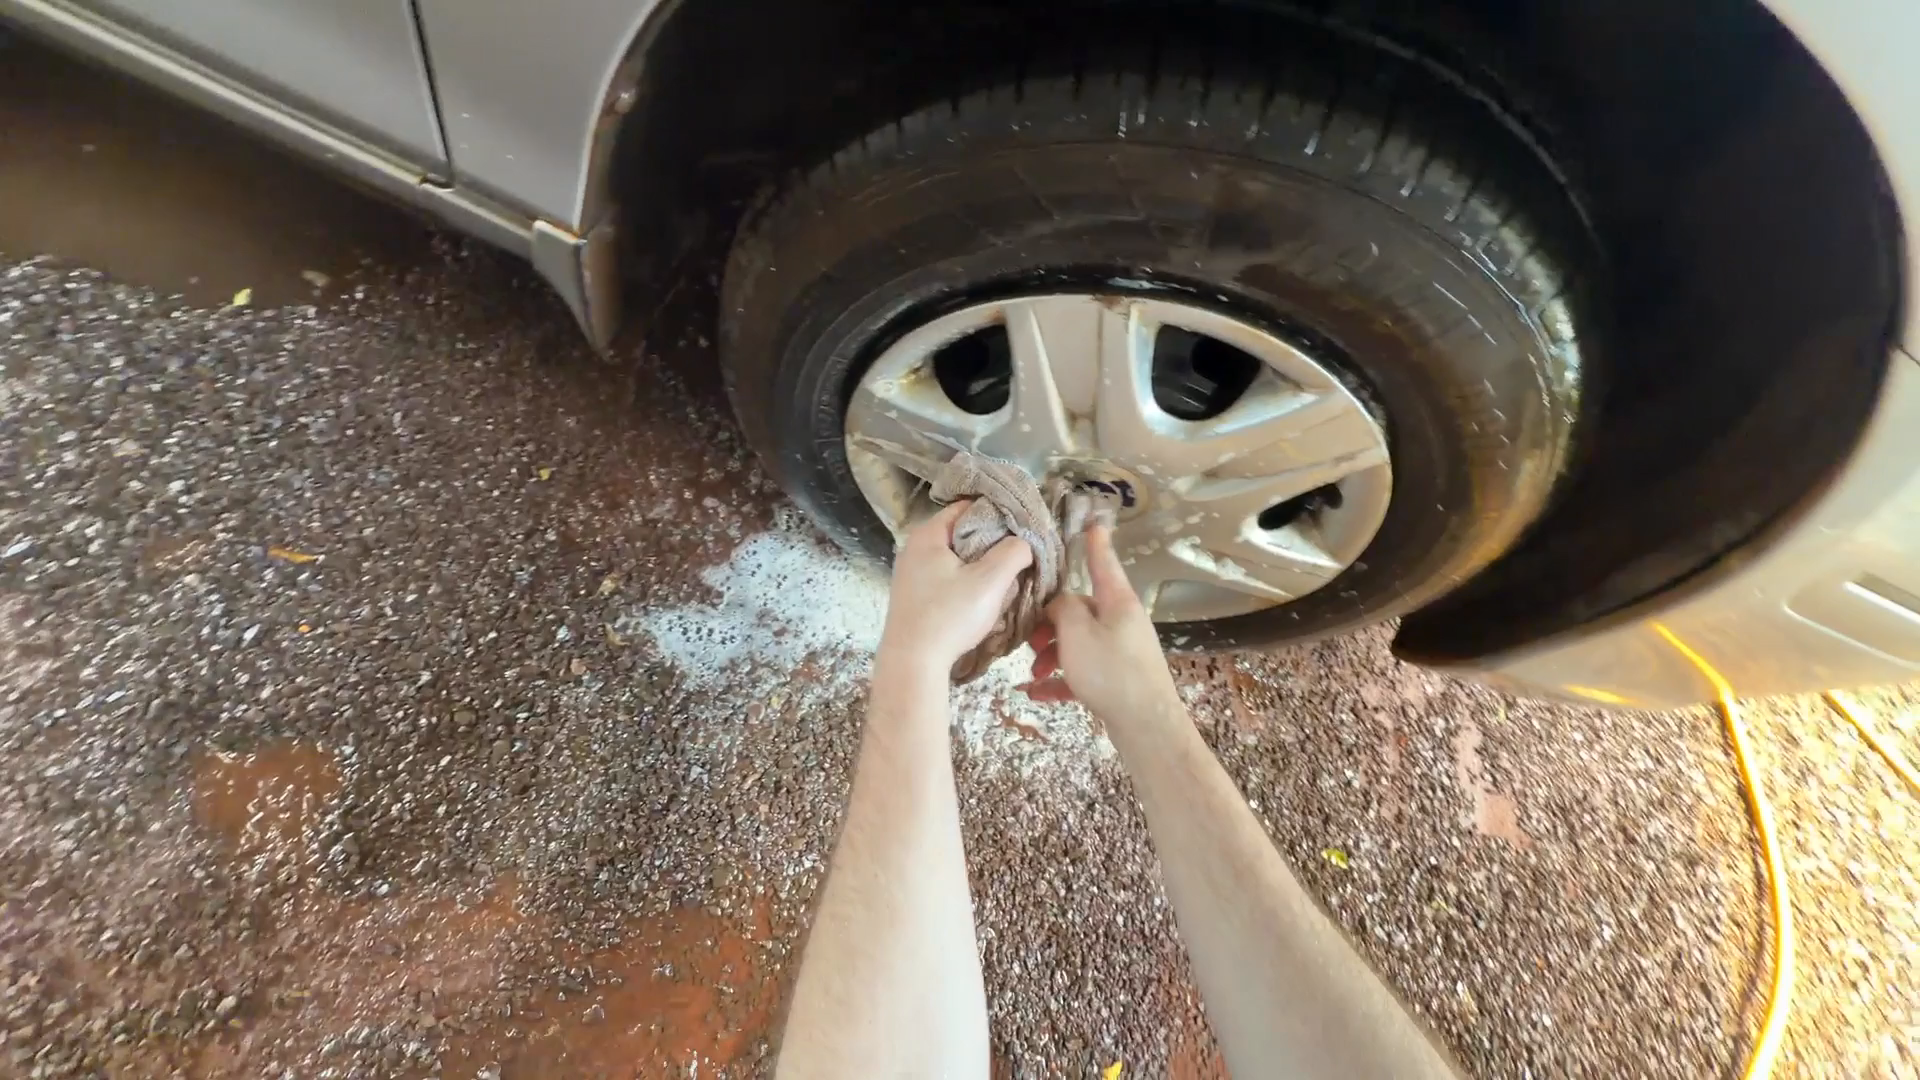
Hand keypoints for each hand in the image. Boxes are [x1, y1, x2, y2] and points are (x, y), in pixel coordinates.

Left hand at [878, 500, 1033, 673]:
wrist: (912, 662)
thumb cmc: (949, 616)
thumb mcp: (990, 581)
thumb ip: (1013, 553)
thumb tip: (1023, 541)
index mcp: (927, 535)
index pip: (966, 507)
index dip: (996, 512)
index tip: (1020, 527)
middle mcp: (913, 548)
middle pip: (961, 533)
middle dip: (989, 543)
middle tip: (1015, 556)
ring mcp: (909, 573)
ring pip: (955, 558)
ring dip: (979, 566)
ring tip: (1002, 581)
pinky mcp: (912, 596)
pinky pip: (945, 578)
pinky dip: (964, 582)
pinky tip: (978, 600)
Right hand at [1021, 524, 1179, 722]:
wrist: (1146, 726)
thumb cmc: (1111, 671)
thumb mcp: (1077, 632)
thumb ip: (1062, 608)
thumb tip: (1060, 604)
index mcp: (1117, 602)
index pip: (1103, 564)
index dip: (1095, 545)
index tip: (1094, 525)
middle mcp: (1122, 622)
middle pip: (1080, 610)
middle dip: (1050, 624)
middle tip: (1028, 640)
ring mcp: (1122, 652)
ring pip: (1079, 643)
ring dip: (1052, 655)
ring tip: (1033, 673)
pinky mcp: (1118, 680)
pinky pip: (1084, 672)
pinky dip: (1061, 680)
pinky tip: (1037, 694)